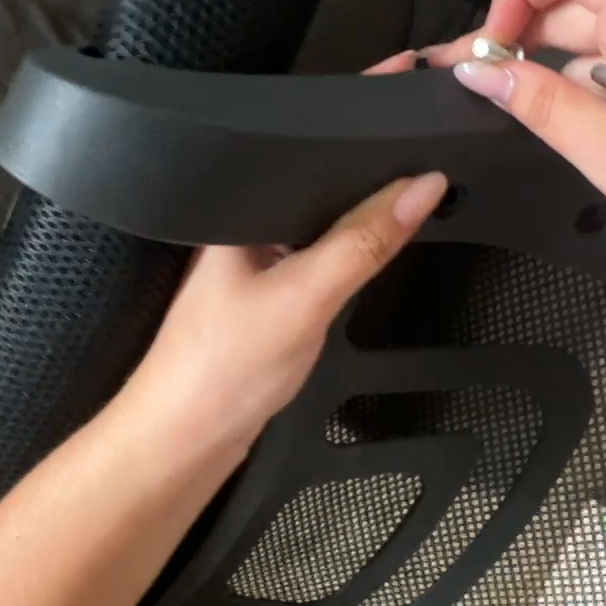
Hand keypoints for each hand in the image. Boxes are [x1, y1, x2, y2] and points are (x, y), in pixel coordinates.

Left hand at [119, 171, 447, 452]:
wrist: (185, 442)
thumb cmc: (220, 369)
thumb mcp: (305, 296)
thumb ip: (361, 243)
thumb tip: (419, 190)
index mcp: (234, 215)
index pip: (306, 167)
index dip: (361, 163)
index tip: (418, 166)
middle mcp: (237, 238)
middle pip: (314, 204)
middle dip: (362, 202)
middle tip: (420, 195)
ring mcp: (247, 275)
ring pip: (314, 241)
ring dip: (351, 240)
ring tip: (396, 229)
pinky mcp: (259, 308)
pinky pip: (309, 275)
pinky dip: (337, 275)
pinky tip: (355, 277)